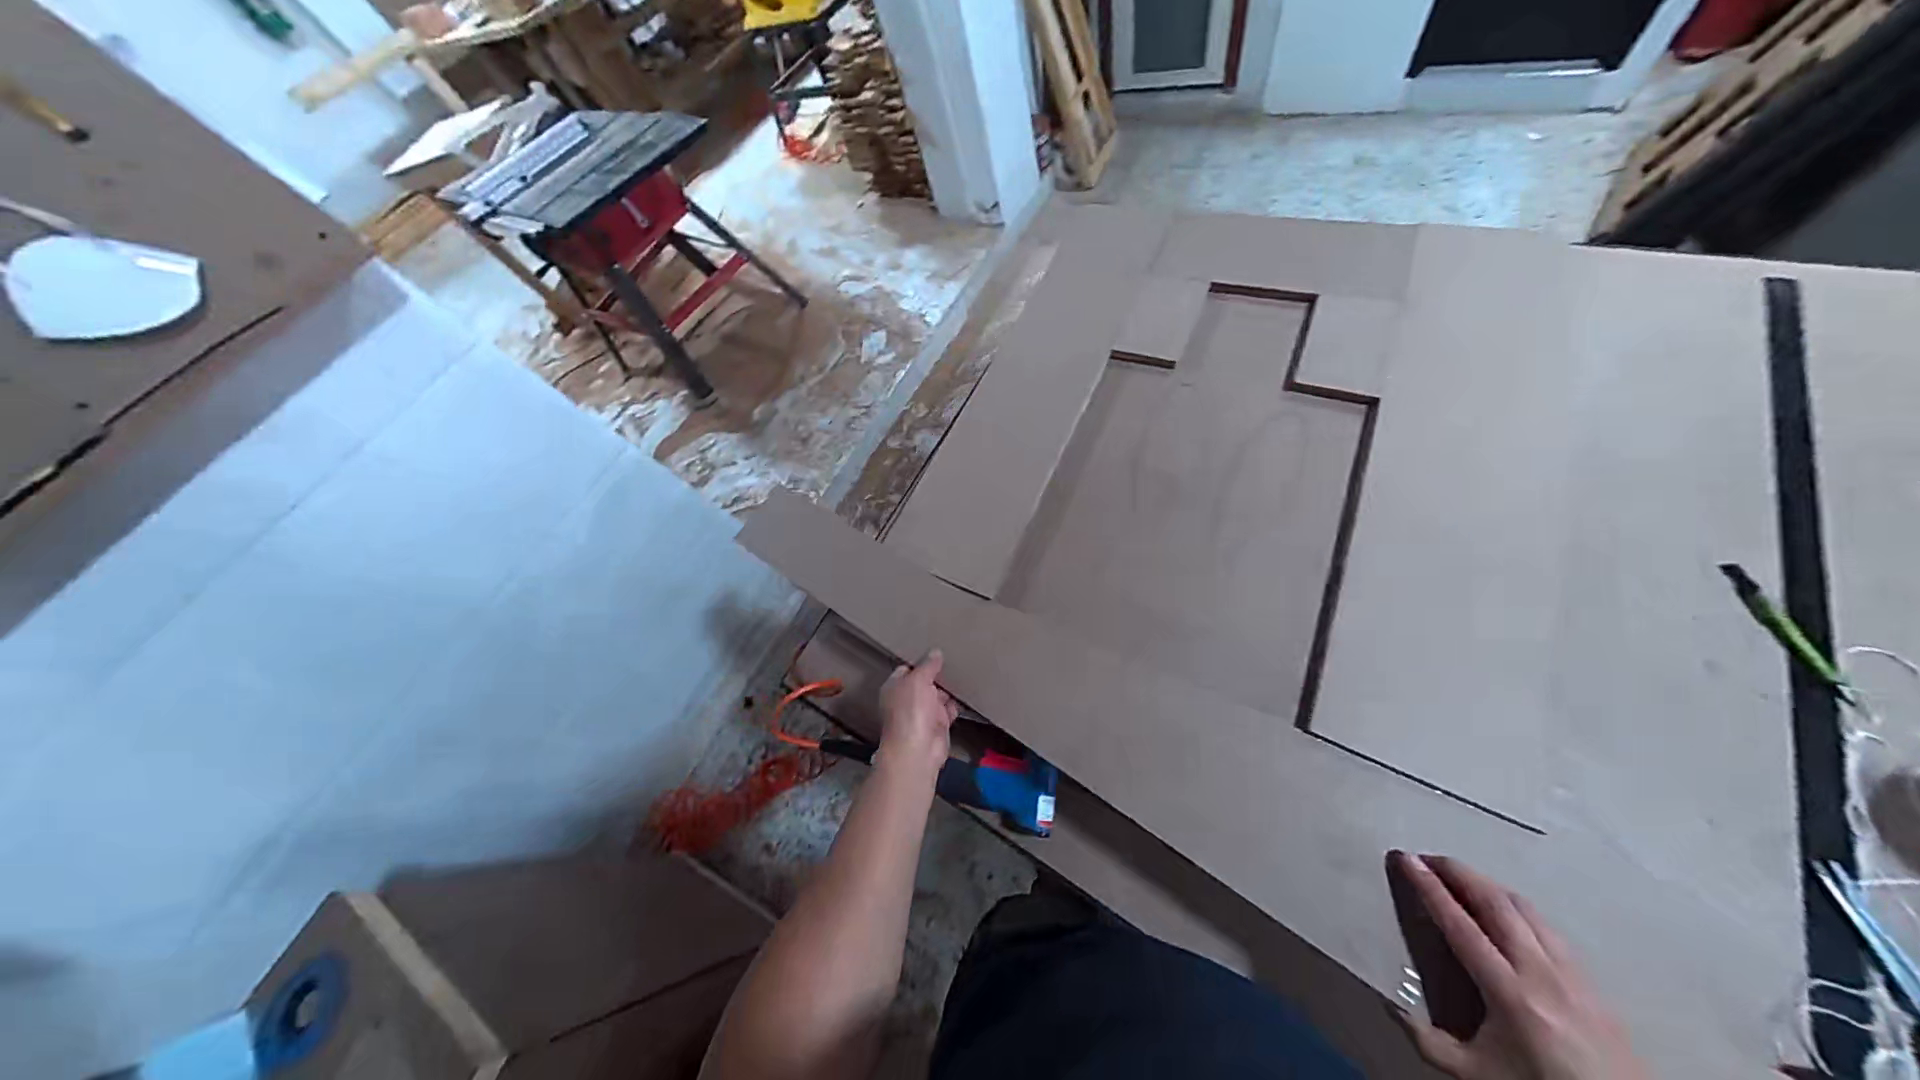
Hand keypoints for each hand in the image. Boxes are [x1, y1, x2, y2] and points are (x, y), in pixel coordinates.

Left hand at [876, 649, 956, 776]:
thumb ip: (927, 665)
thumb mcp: (918, 679)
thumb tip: (935, 652)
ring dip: (948, 689)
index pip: (907, 669)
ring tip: (963, 673)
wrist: (918, 749)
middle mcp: (907, 699)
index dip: (921, 661)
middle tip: (954, 659)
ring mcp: (922, 713)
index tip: (936, 652)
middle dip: (937, 674)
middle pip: (924, 682)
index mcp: (895, 686)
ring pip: (937, 695)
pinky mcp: (938, 724)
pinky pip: (949, 710)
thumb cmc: (910, 711)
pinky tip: (965, 694)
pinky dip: (955, 705)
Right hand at [1389, 852, 1648, 1079]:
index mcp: (1509, 994)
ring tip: (1463, 878)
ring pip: (1527, 910)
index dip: (1429, 888)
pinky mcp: (1593, 984)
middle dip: (1458, 873)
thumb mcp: (1472, 1073)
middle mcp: (1542, 974)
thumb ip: (1425, 1038)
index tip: (1407, 860)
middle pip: (1496, 904)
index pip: (1460, 925)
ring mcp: (1573, 976)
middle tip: (1429, 859)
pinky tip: (1506, 912)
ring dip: (1489, 885)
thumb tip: (1390, 1002)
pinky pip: (1549, 929)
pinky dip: (1518, 908)